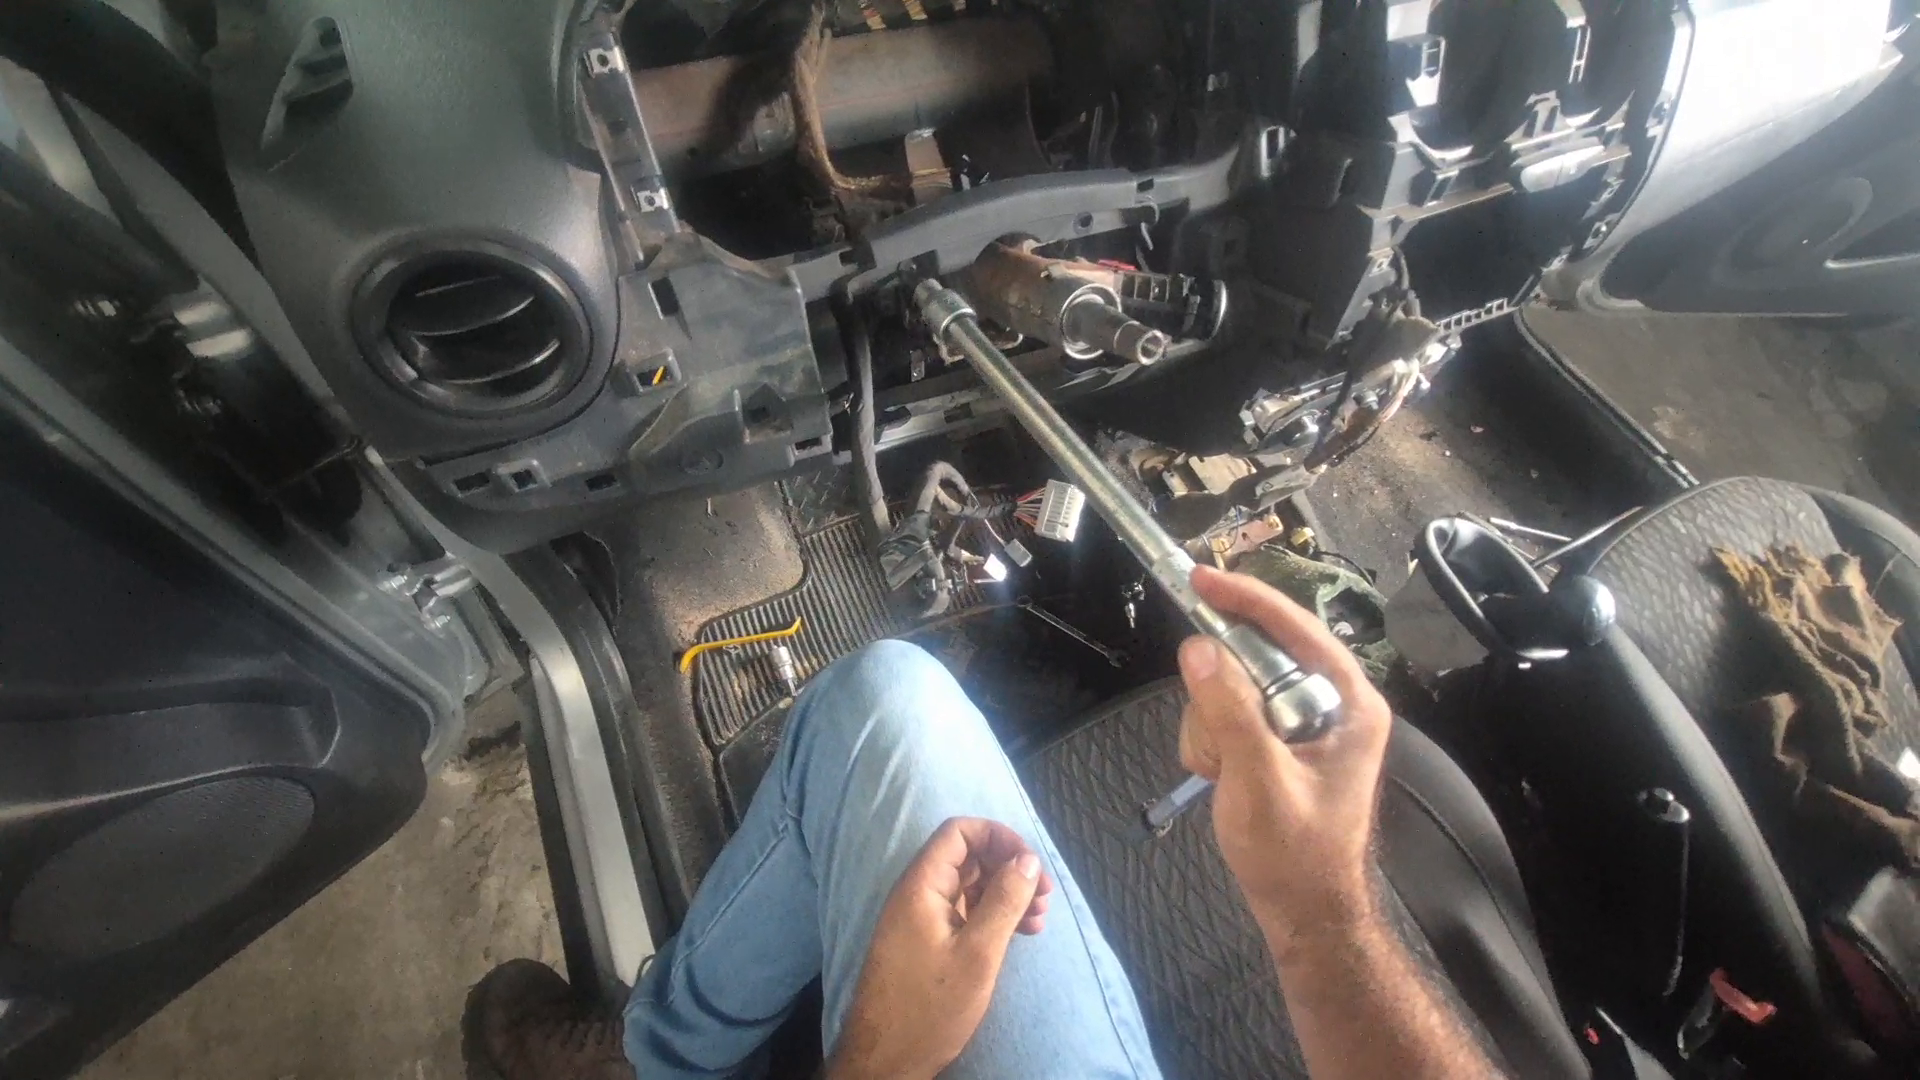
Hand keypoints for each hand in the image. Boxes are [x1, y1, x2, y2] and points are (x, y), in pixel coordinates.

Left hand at [827, 817, 1054, 1079]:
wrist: (884, 1062)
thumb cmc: (929, 1006)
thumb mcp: (977, 954)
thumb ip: (1003, 901)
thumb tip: (1027, 860)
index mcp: (922, 883)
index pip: (959, 832)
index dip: (998, 837)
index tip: (1030, 863)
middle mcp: (919, 891)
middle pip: (968, 856)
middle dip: (1009, 867)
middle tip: (1044, 896)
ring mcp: (922, 916)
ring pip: (970, 885)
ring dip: (1006, 893)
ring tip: (1039, 919)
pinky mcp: (928, 939)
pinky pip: (964, 910)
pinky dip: (993, 915)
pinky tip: (1021, 932)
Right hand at [1177, 565, 1392, 960]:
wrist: (1301, 909)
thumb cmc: (1293, 851)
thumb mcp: (1259, 780)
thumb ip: (1229, 711)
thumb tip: (1196, 648)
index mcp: (1348, 702)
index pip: (1296, 629)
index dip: (1247, 599)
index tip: (1199, 579)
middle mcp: (1326, 701)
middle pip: (1255, 655)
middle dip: (1220, 693)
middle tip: (1213, 739)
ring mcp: (1296, 720)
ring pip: (1229, 683)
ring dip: (1210, 724)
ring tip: (1223, 774)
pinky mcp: (1271, 735)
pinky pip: (1223, 708)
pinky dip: (1208, 737)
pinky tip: (1221, 775)